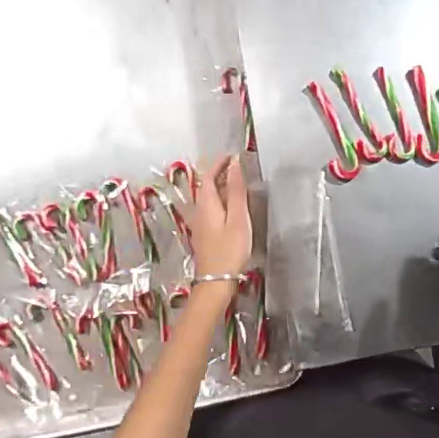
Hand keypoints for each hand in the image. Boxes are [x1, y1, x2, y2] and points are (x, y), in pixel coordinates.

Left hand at [189, 155, 251, 276]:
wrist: (216, 281)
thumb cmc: (230, 250)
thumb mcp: (238, 218)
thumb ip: (236, 191)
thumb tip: (234, 165)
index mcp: (206, 204)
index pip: (209, 176)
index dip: (219, 164)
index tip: (232, 156)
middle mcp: (199, 211)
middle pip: (207, 187)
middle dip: (221, 174)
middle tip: (238, 169)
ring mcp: (200, 225)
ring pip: (209, 200)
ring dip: (222, 189)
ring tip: (239, 186)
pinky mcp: (204, 235)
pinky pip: (211, 211)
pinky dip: (222, 203)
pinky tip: (233, 209)